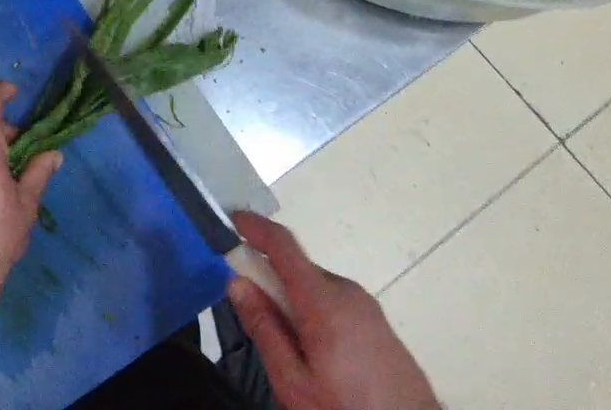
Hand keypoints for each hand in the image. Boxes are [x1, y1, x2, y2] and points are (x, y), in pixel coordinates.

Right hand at [228, 211, 441, 409]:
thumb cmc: (347, 409)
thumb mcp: (294, 382)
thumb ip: (264, 329)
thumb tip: (238, 283)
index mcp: (323, 300)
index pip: (283, 245)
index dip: (255, 227)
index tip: (231, 220)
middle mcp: (347, 292)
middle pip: (297, 270)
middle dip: (271, 282)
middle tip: (255, 320)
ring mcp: (367, 306)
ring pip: (315, 289)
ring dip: (293, 301)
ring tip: (292, 352)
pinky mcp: (378, 322)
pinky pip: (335, 303)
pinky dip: (314, 312)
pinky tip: (318, 355)